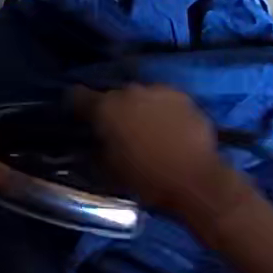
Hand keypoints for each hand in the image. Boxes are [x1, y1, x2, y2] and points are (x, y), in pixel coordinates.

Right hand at [72, 85, 251, 224]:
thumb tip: (93, 141)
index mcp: (105, 108)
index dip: (75, 106)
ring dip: (138, 109)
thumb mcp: (108, 170)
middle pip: (113, 96)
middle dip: (112, 111)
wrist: (197, 181)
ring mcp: (158, 90)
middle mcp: (129, 91)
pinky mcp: (183, 96)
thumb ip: (96, 148)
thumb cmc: (147, 180)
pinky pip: (164, 101)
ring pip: (140, 96)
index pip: (77, 95)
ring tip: (146, 130)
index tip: (78, 117)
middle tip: (117, 131)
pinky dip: (162, 111)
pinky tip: (169, 130)